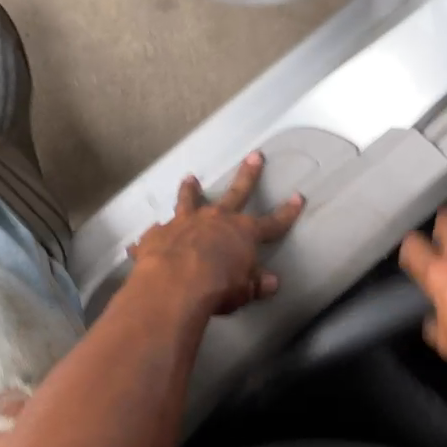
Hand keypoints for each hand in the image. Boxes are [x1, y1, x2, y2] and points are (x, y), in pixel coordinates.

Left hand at [128, 152, 303, 314]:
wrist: (174, 285)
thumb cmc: (218, 288)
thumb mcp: (244, 290)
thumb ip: (256, 284)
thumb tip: (272, 282)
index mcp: (243, 233)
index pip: (273, 222)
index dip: (287, 212)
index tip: (298, 197)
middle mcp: (215, 219)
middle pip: (236, 193)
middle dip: (247, 175)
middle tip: (254, 156)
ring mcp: (184, 223)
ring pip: (190, 200)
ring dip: (191, 190)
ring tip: (190, 178)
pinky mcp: (158, 234)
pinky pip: (157, 231)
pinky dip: (155, 233)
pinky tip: (148, 234)